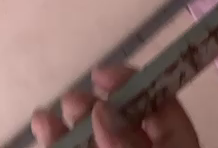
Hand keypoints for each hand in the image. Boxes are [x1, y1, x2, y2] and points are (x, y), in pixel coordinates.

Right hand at [30, 65, 198, 147]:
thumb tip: (103, 111)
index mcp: (175, 146)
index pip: (165, 110)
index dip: (134, 85)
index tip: (100, 75)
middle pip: (124, 121)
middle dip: (93, 105)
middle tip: (72, 102)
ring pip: (96, 136)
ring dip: (68, 124)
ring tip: (44, 119)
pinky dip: (57, 139)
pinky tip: (42, 129)